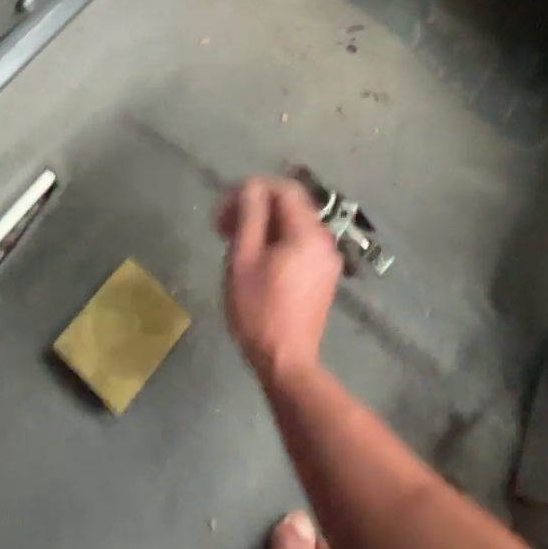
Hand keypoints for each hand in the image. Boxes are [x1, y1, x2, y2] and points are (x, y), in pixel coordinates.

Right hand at [217, 175, 340, 381]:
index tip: (224, 209)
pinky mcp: (321, 277)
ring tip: (232, 242)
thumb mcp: (244, 258)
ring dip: (261, 225)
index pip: (283, 189)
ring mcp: (326, 260)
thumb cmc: (259, 309)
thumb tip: (250, 186)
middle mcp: (324, 241)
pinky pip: (298, 243)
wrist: (286, 361)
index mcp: (307, 233)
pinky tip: (252, 259)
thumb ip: (249, 216)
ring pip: (292, 225)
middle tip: (222, 225)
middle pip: (289, 205)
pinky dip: (274, 241)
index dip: (251, 190)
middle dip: (254, 207)